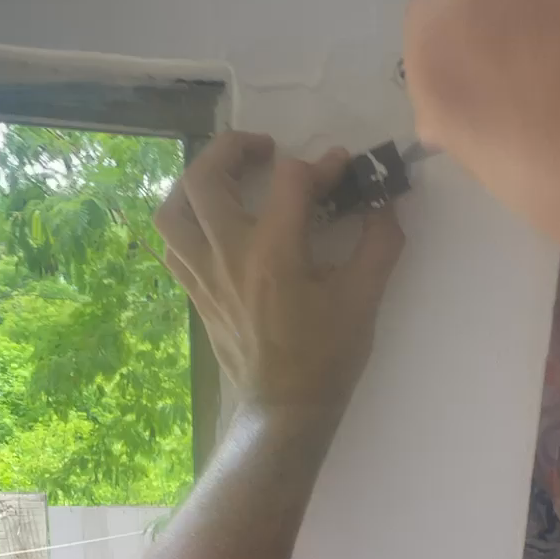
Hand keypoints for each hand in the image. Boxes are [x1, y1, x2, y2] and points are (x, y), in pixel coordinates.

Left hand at [155, 131, 404, 424]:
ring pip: (174, 209)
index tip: (343, 170)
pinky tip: (214, 227)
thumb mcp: (364, 300)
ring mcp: (204, 276)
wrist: (286, 410)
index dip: (322, 165)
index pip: (290, 181)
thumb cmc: (327, 358)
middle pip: (205, 177)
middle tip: (265, 150)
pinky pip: (174, 246)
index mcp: (274, 254)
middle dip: (235, 148)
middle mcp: (228, 256)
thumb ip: (379, 243)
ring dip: (197, 182)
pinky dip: (188, 224)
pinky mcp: (196, 295)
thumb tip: (385, 200)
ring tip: (226, 181)